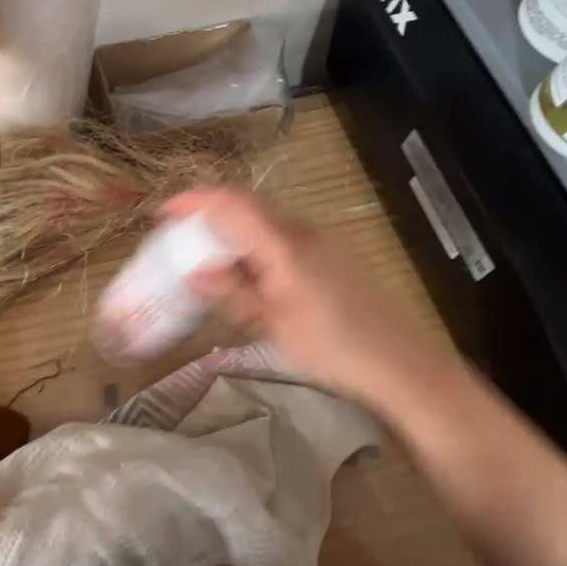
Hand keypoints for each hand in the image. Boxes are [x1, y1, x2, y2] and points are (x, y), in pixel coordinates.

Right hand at [162, 187, 464, 412]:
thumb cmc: (334, 349)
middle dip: (207, 218)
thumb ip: (234, 293)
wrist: (403, 364)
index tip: (163, 213)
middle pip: (246, 208)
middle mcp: (303, 232)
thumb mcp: (273, 325)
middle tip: (178, 241)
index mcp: (285, 245)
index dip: (194, 201)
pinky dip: (253, 247)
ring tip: (206, 263)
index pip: (232, 203)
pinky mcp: (331, 256)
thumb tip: (194, 271)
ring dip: (231, 234)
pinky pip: (280, 238)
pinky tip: (246, 277)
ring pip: (264, 224)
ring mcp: (321, 242)